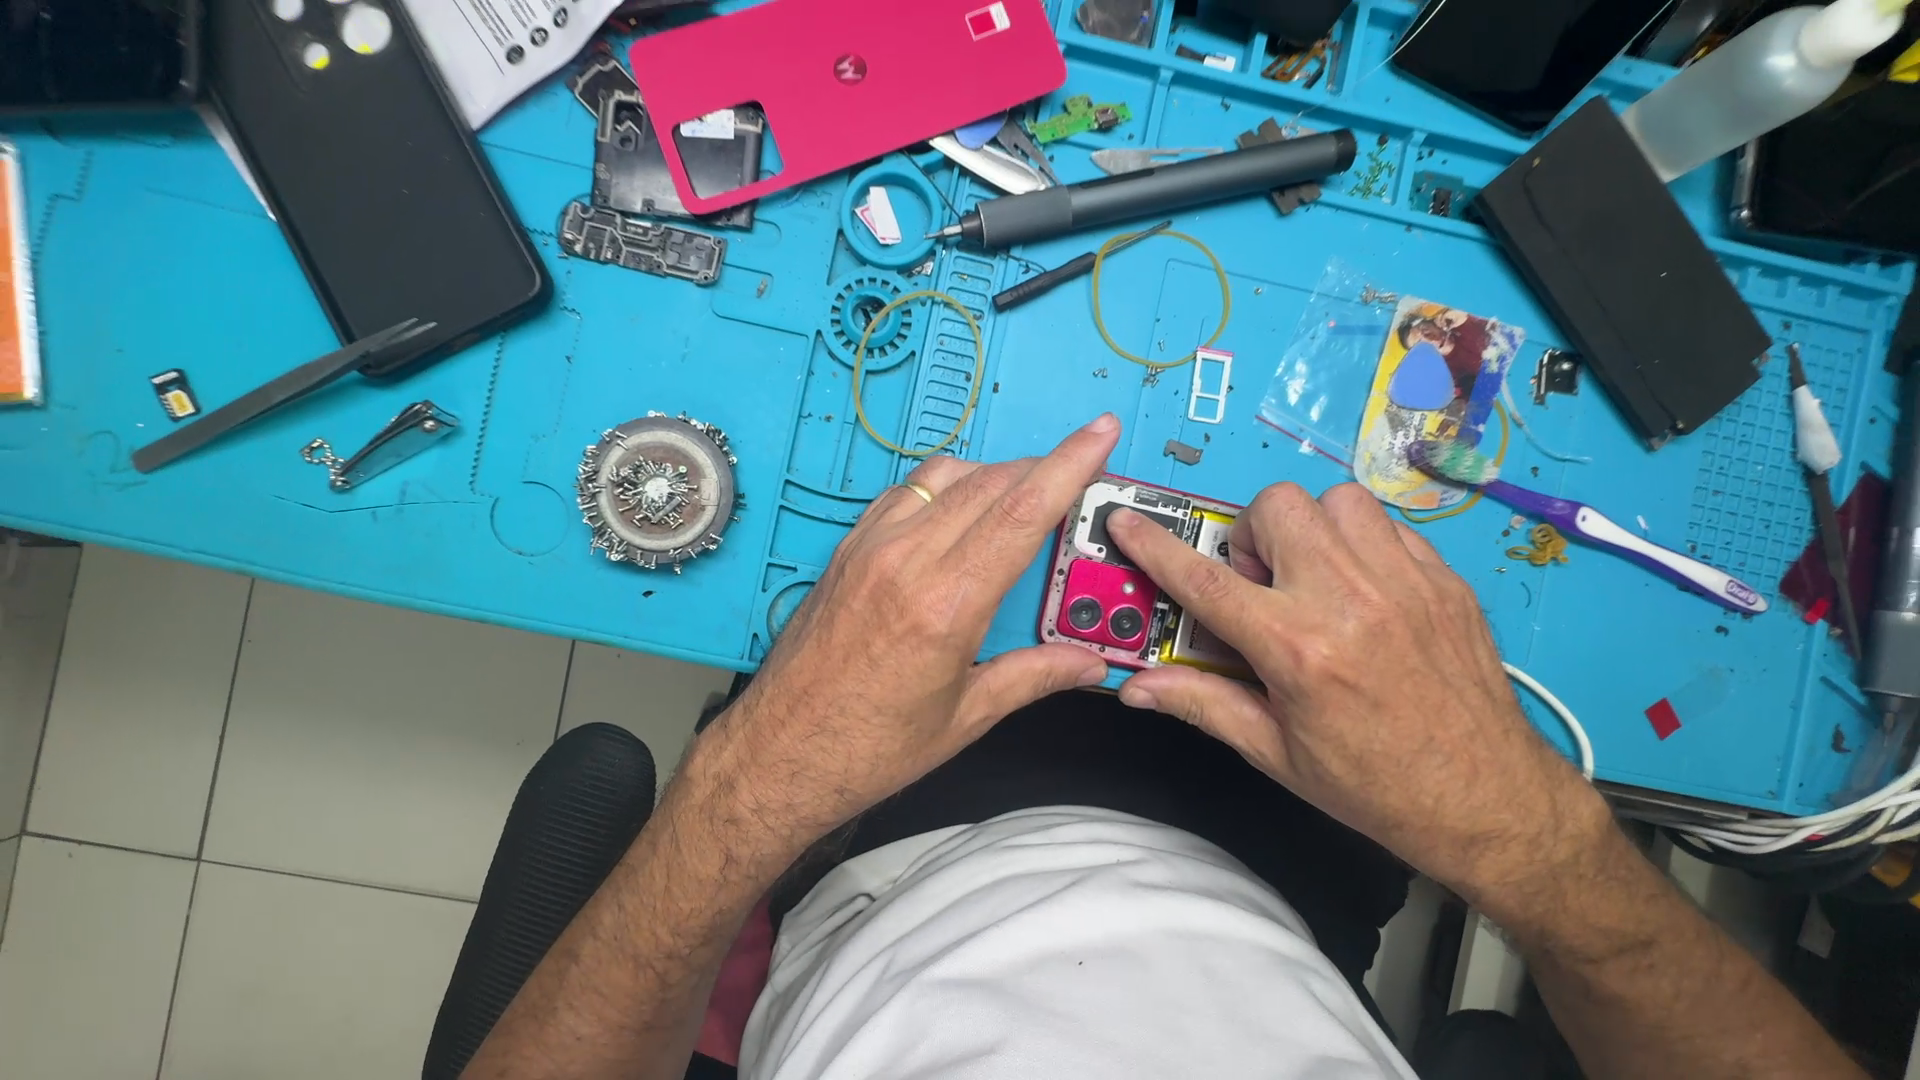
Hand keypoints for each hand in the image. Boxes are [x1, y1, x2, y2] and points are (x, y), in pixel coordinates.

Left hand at [697, 415, 1121, 847]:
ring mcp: (871, 547)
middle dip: (1043, 467)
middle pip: (991, 483)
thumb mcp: (965, 717)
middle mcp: (906, 560)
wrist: (779, 751)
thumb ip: (1034, 676)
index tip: (1100, 431)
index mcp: (947, 604)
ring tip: (1024, 493)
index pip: (1023, 511)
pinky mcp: (848, 549)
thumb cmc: (868, 746)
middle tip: (1077, 476)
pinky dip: (945, 485)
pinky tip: (960, 507)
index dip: (1070, 464)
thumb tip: (1088, 663)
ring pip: (946, 475)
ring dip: (994, 473)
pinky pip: (906, 491)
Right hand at [1107, 482, 1608, 898]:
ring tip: (1311, 575)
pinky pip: (1386, 523)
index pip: (1206, 582)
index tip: (1126, 522)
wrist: (1487, 800)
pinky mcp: (1443, 579)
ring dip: (1309, 529)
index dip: (1155, 547)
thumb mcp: (1273, 752)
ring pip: (1336, 500)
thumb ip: (1202, 703)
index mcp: (1297, 648)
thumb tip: (1135, 687)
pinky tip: (1360, 586)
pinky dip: (1358, 540)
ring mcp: (1403, 581)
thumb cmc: (1370, 783)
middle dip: (1253, 536)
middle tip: (1260, 582)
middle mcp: (1348, 599)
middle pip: (1277, 508)